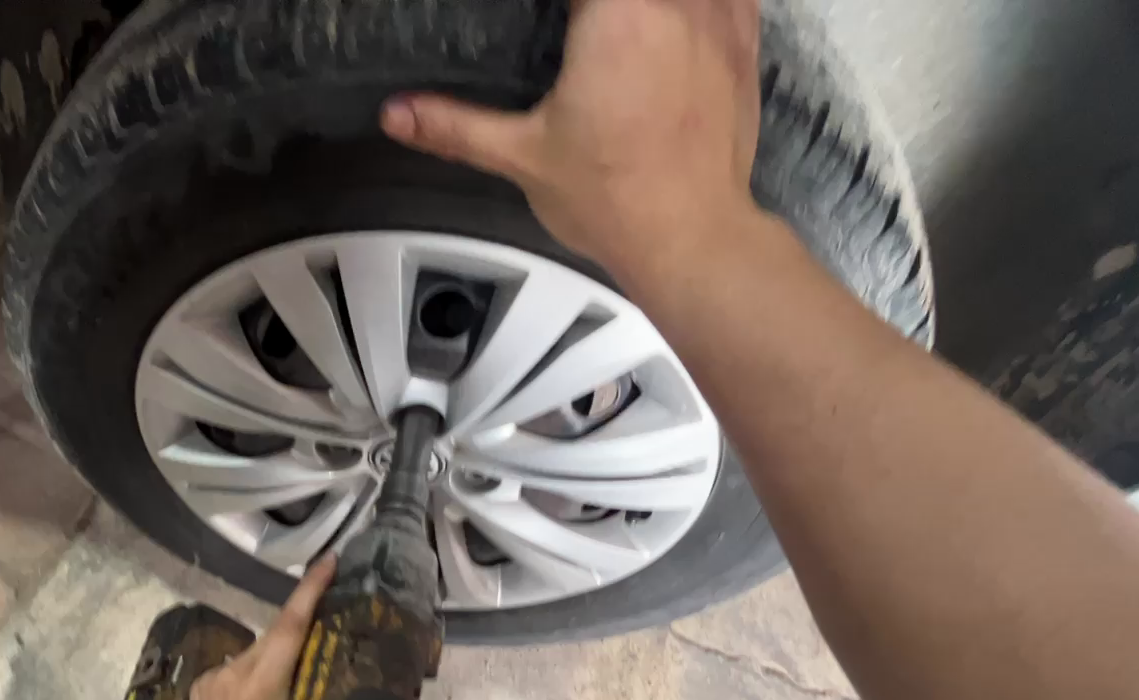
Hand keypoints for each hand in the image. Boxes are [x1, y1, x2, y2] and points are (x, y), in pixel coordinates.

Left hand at [181, 557, 338, 699]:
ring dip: (271, 662)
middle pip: (271, 638)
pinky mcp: (198, 690)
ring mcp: (210, 681)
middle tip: (324, 634)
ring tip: (288, 688)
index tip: (328, 560)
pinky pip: (233, 672)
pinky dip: (250, 677)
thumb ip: (305, 692)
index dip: (310, 590)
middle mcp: (232, 673)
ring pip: (252, 656)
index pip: (290, 625)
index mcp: (261, 685)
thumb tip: (320, 665)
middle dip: (295, 633)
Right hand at [381, 0, 762, 276]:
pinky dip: (690, 0)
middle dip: (590, 10)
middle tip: (570, 31)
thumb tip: (396, 114)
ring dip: (636, 7)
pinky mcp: (743, 35)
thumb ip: (456, 126)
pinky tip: (665, 20)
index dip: (554, 7)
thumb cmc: (610, 200)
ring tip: (604, 37)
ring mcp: (717, 10)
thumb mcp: (522, 159)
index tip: (540, 21)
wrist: (688, 236)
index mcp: (612, 15)